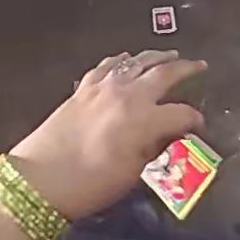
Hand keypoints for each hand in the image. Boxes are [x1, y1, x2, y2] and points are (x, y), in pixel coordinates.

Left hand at [8, 51, 206, 219]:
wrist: (40, 180)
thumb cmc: (91, 184)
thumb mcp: (133, 174)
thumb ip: (155, 149)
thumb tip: (168, 136)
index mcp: (145, 120)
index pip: (181, 113)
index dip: (195, 120)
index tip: (199, 126)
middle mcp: (128, 96)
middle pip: (164, 74)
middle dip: (185, 68)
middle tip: (199, 65)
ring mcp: (103, 88)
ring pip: (136, 62)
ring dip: (156, 57)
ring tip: (169, 55)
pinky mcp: (83, 89)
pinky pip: (107, 67)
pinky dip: (121, 61)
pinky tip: (126, 60)